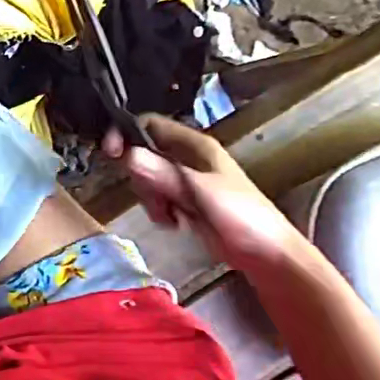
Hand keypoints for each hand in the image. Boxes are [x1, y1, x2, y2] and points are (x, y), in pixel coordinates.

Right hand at [103, 115, 317, 275]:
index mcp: (195, 145)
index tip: (112, 154)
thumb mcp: (200, 192)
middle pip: (143, 153)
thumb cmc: (242, 216)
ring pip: (148, 178)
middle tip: (154, 196)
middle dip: (141, 176)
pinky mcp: (186, 203)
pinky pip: (158, 199)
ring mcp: (186, 181)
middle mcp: (188, 158)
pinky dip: (159, 210)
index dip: (127, 134)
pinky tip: (174, 223)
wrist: (267, 255)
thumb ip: (163, 173)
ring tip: (170, 215)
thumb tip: (127, 155)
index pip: (150, 125)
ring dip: (150, 197)